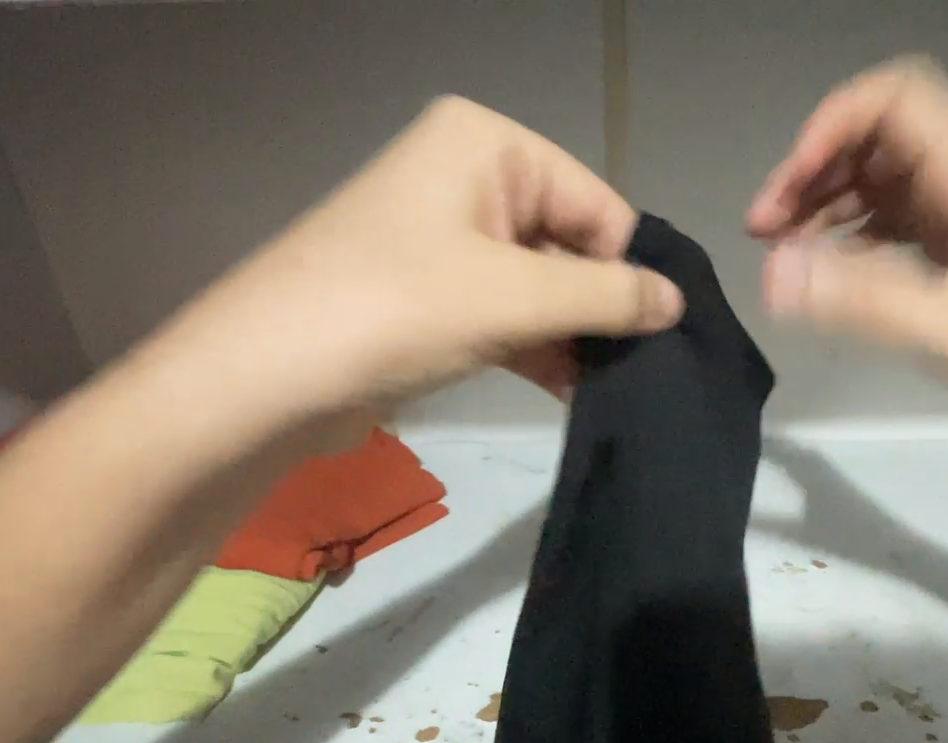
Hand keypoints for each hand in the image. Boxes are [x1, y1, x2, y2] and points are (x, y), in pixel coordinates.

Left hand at [140, 96, 682, 426]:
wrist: (271, 377)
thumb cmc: (397, 309)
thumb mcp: (514, 296)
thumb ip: (604, 296)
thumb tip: (676, 302)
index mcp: (488, 145)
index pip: (595, 202)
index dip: (631, 267)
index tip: (665, 332)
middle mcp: (468, 181)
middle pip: (567, 245)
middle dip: (601, 309)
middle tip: (645, 370)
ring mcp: (445, 242)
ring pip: (537, 287)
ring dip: (573, 338)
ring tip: (618, 389)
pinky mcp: (431, 299)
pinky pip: (505, 316)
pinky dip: (537, 351)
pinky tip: (573, 392)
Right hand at [746, 59, 947, 473]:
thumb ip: (866, 301)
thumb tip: (773, 274)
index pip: (896, 102)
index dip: (831, 129)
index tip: (786, 194)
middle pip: (876, 142)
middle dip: (812, 173)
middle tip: (763, 233)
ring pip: (877, 190)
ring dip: (822, 210)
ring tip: (778, 256)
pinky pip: (886, 238)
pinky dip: (844, 249)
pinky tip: (821, 280)